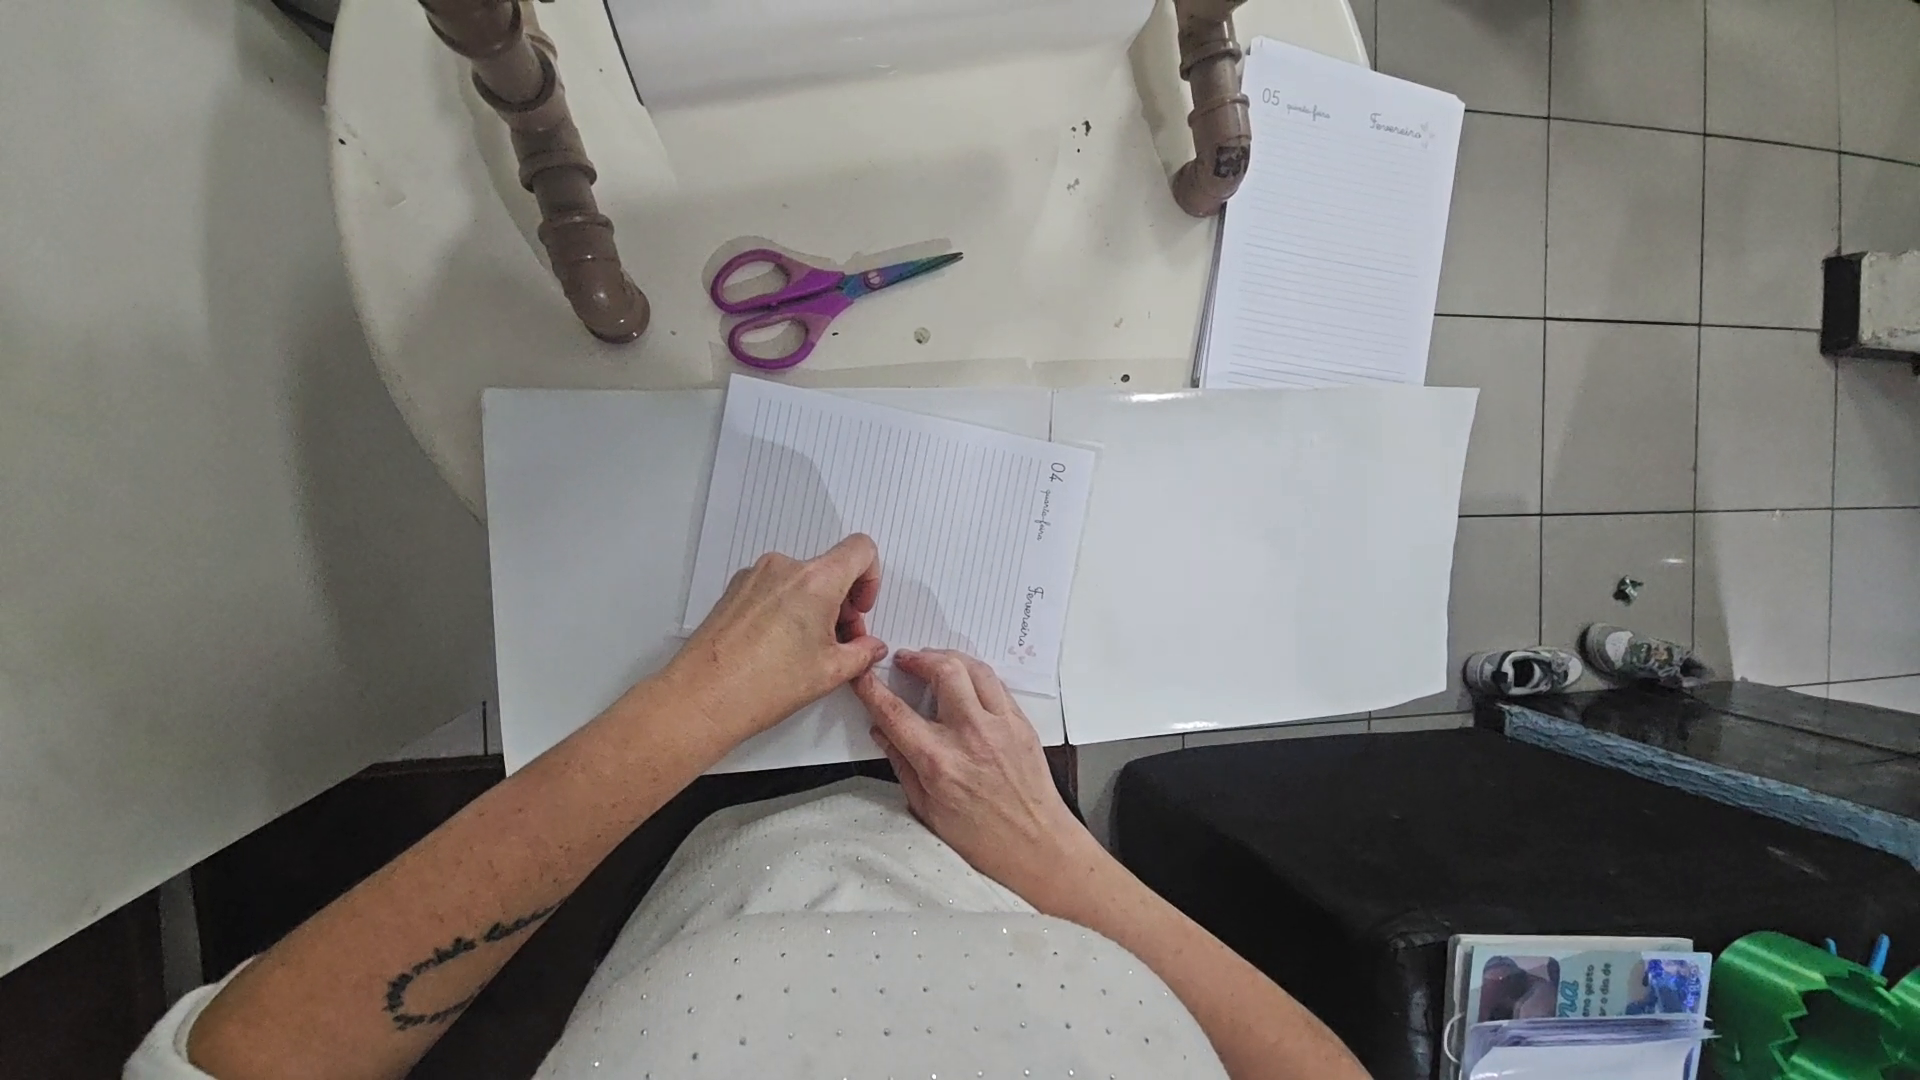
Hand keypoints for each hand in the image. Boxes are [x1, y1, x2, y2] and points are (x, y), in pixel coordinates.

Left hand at [664, 534, 888, 741]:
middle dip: (843, 604)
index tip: (861, 608)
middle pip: (831, 570)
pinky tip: (781, 648)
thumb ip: (862, 652)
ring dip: (815, 608)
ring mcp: (755, 577)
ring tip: (807, 651)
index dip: (870, 578)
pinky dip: (787, 610)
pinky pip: (775, 589)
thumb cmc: (760, 685)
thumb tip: (869, 647)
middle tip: (840, 642)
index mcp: (816, 580)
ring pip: (802, 581)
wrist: (702, 699)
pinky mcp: (736, 590)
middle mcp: (785, 568)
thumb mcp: (830, 672)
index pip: (861, 549)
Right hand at [852, 649, 1107, 912]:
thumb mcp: (926, 808)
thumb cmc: (982, 839)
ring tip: (934, 662)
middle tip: (906, 660)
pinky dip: (975, 674)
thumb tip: (881, 731)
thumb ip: (902, 763)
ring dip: (948, 658)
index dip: (873, 689)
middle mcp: (970, 736)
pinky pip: (997, 684)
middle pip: (943, 671)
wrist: (1036, 847)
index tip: (864, 676)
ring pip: (974, 668)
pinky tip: (965, 680)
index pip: (896, 712)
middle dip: (918, 658)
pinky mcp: (1021, 724)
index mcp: (939, 763)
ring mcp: (1000, 726)